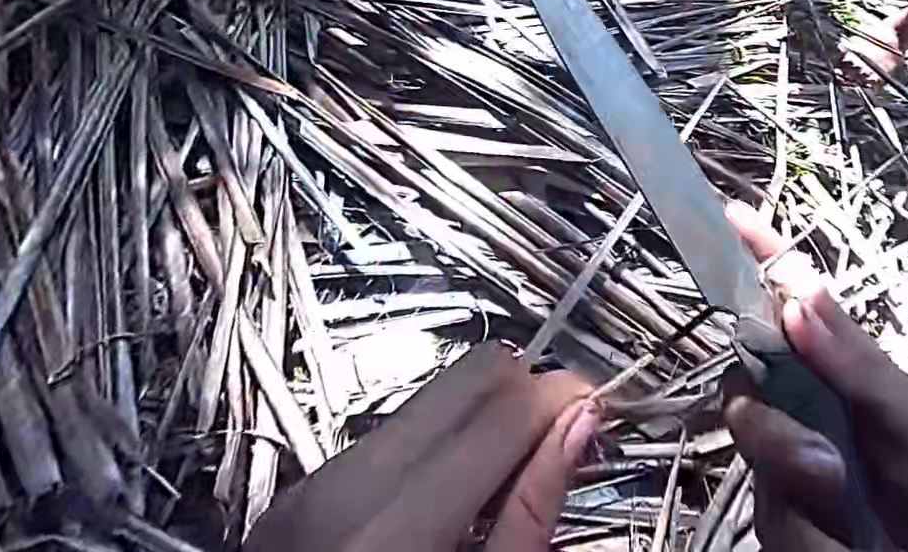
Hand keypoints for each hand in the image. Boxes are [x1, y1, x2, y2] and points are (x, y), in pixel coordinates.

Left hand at [245, 344, 598, 551]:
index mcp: (388, 536)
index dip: (559, 395)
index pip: (498, 411)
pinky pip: (408, 418)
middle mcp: (348, 482)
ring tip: (509, 467)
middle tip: (555, 439)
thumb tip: (582, 419)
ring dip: (492, 409)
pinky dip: (452, 431)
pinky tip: (459, 485)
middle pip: (473, 373)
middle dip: (528, 390)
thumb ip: (529, 516)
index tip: (595, 408)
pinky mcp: (312, 476)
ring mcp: (320, 474)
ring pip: (441, 386)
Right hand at [720, 202, 907, 550]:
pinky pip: (773, 520)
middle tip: (828, 468)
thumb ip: (857, 362)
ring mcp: (782, 452)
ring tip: (857, 526)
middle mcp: (793, 396)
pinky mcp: (780, 511)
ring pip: (754, 455)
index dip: (755, 253)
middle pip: (744, 384)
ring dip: (801, 491)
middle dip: (774, 430)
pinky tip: (850, 545)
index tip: (732, 214)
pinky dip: (814, 542)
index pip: (783, 295)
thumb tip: (797, 300)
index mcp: (826, 356)